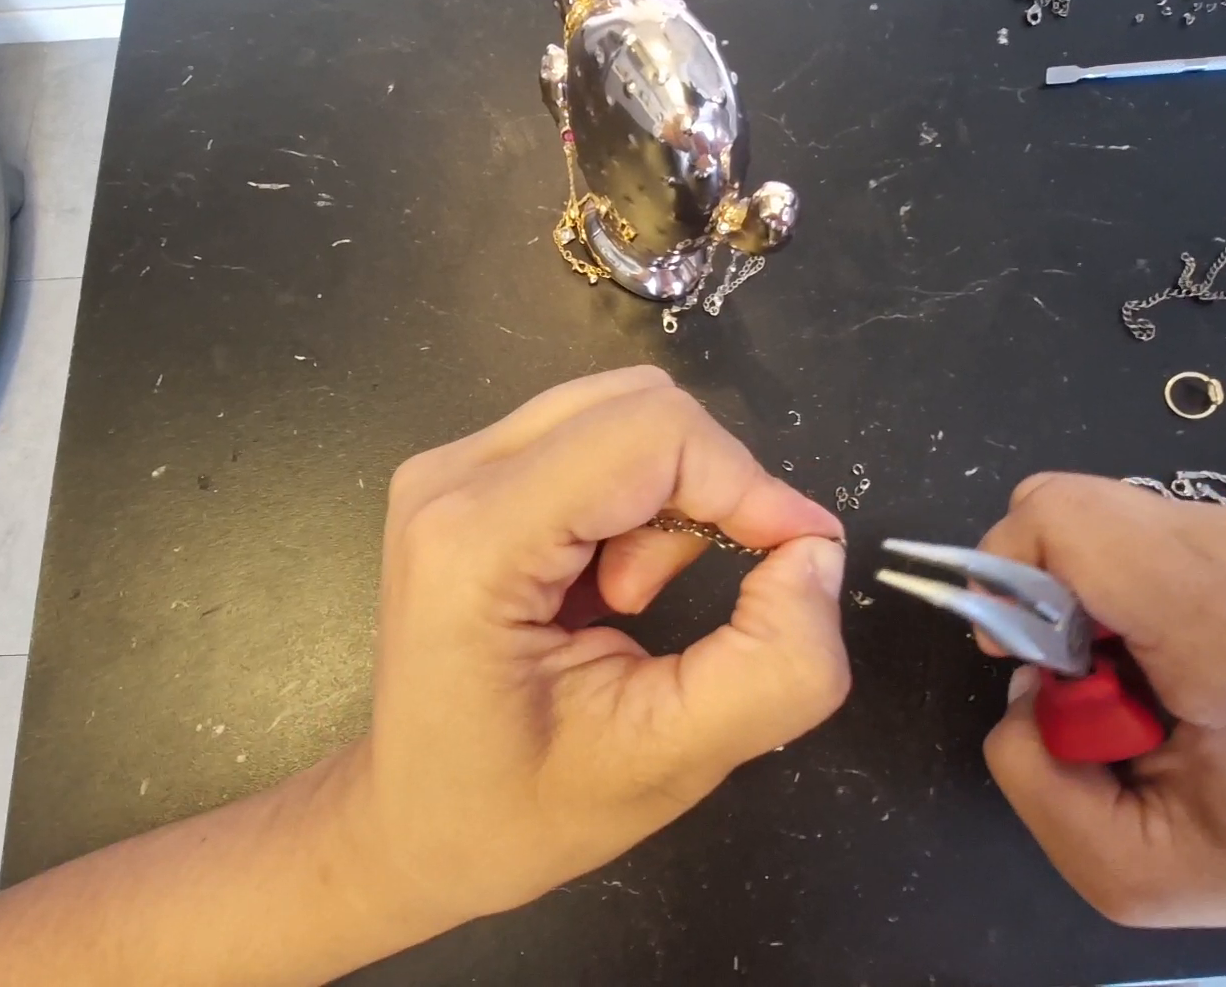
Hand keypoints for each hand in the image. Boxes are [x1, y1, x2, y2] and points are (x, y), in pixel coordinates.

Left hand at [340, 366, 849, 924]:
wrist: (410, 819)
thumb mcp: (669, 763)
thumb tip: (816, 550)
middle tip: (665, 595)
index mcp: (476, 543)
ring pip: (619, 413)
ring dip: (664, 497)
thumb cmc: (518, 810)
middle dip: (700, 492)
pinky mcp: (463, 474)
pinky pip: (589, 436)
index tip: (797, 552)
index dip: (746, 481)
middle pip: (639, 407)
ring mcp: (449, 467)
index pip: (650, 433)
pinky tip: (598, 578)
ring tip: (624, 597)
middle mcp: (451, 477)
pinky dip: (632, 496)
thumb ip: (775, 666)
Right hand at [977, 473, 1225, 933]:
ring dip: (1069, 577)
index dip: (1007, 565)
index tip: (1010, 642)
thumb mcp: (1123, 871)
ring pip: (1090, 506)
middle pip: (1068, 503)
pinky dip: (1105, 569)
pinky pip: (1125, 516)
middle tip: (1058, 656)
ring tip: (1107, 653)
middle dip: (1030, 576)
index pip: (1074, 525)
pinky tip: (1142, 633)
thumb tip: (1022, 680)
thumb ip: (1030, 776)